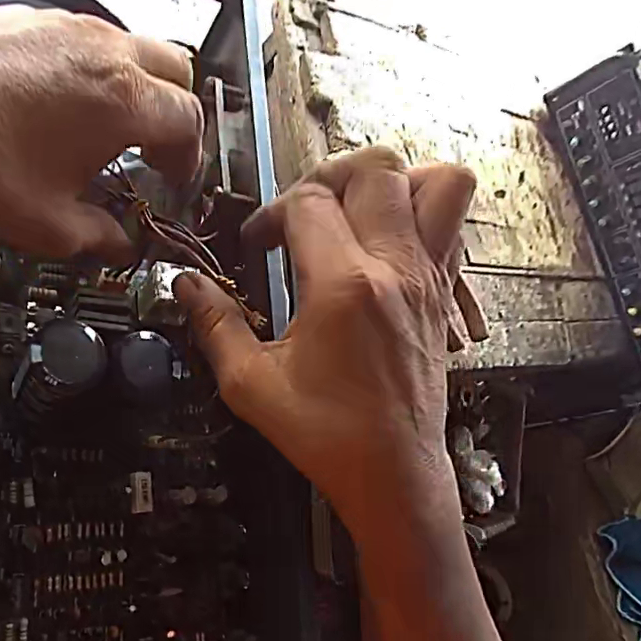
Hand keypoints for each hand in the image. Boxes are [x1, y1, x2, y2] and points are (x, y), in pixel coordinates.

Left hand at [0, 7, 202, 261]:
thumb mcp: (49, 225)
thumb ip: (102, 237)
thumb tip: (119, 243)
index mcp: (120, 101)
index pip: (188, 122)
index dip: (189, 159)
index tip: (172, 180)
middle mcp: (99, 50)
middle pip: (175, 71)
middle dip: (175, 115)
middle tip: (156, 152)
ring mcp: (59, 25)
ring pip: (131, 48)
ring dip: (136, 91)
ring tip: (107, 134)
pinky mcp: (22, 17)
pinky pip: (83, 40)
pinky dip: (93, 74)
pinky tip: (62, 110)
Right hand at [177, 147, 476, 539]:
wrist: (394, 471)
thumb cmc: (327, 435)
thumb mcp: (252, 386)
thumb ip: (216, 326)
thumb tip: (188, 285)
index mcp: (344, 286)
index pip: (308, 202)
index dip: (271, 214)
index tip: (257, 245)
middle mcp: (396, 269)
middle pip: (376, 168)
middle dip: (328, 176)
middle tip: (304, 212)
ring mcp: (428, 279)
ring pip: (439, 182)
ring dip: (394, 182)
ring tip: (357, 211)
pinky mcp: (442, 295)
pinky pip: (452, 224)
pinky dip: (421, 214)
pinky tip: (384, 246)